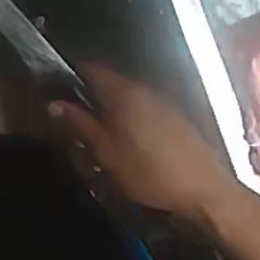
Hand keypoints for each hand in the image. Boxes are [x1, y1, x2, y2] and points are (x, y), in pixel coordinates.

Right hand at [49, 66, 240, 219]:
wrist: (204, 191)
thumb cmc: (149, 172)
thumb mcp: (106, 152)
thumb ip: (81, 124)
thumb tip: (54, 103)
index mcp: (124, 93)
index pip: (92, 69)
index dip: (71, 75)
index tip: (56, 89)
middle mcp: (144, 90)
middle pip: (110, 82)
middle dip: (89, 95)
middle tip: (71, 117)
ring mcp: (163, 102)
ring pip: (127, 96)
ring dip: (109, 108)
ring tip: (96, 132)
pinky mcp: (175, 118)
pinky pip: (143, 108)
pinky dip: (128, 117)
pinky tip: (124, 139)